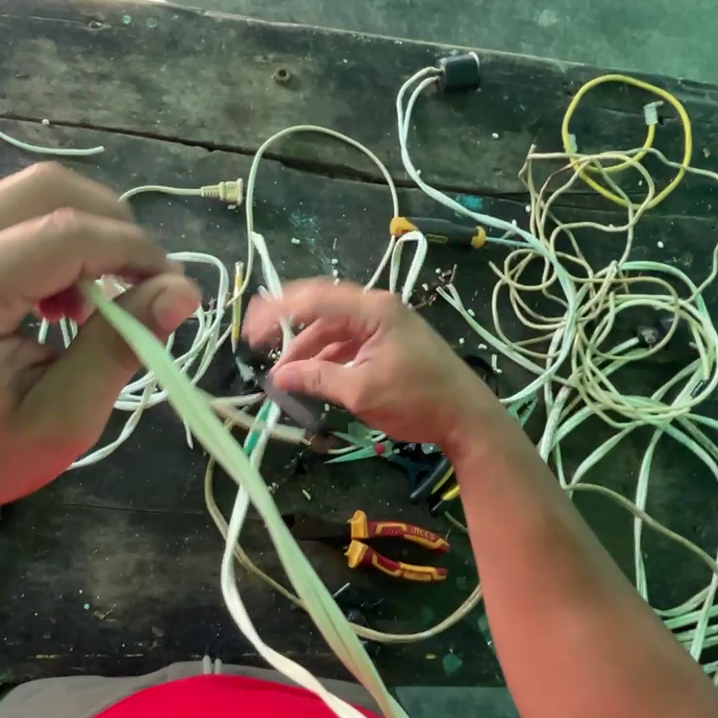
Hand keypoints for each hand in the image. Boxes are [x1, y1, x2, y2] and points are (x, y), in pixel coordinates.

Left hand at [0, 163, 200, 545]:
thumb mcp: (64, 418)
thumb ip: (121, 346)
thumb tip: (183, 291)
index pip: (69, 234)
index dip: (137, 252)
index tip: (176, 288)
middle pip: (48, 188)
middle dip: (113, 227)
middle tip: (142, 284)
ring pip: (30, 194)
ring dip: (84, 234)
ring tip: (95, 304)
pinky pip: (9, 216)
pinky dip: (53, 243)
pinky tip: (59, 302)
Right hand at [244, 279, 504, 450]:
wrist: (466, 417)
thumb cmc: (418, 400)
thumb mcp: (361, 391)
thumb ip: (317, 379)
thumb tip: (280, 376)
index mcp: (373, 309)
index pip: (314, 299)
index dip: (276, 311)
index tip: (250, 330)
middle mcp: (376, 308)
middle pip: (321, 312)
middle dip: (289, 333)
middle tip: (258, 348)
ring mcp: (383, 324)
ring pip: (331, 330)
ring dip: (307, 350)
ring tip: (284, 376)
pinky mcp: (386, 341)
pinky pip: (346, 342)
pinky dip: (326, 358)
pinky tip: (309, 376)